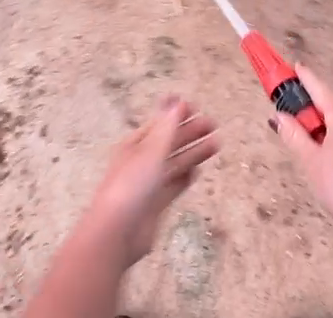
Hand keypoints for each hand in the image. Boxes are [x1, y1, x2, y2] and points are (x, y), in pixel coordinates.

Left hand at [79, 94, 219, 262]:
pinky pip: (173, 185)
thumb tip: (176, 101)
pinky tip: (197, 172)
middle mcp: (141, 161)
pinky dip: (184, 177)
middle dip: (189, 132)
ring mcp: (149, 183)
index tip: (195, 106)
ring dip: (193, 153)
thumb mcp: (151, 151)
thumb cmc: (132, 184)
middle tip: (213, 125)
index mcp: (135, 144)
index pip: (158, 123)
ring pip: (175, 163)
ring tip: (216, 144)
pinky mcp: (156, 204)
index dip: (175, 114)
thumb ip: (167, 128)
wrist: (117, 232)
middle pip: (169, 142)